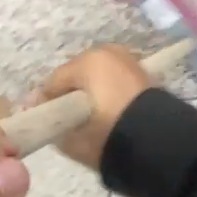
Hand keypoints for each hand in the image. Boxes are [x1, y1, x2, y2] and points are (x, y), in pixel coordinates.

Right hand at [40, 45, 153, 168]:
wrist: (156, 143)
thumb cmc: (108, 133)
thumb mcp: (73, 136)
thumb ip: (51, 122)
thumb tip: (39, 109)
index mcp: (89, 61)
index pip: (55, 81)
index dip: (46, 101)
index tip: (43, 120)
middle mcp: (110, 53)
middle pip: (79, 75)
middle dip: (72, 94)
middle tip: (68, 120)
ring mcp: (131, 62)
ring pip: (100, 78)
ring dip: (93, 94)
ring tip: (90, 120)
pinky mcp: (147, 77)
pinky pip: (118, 85)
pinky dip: (111, 95)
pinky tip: (110, 115)